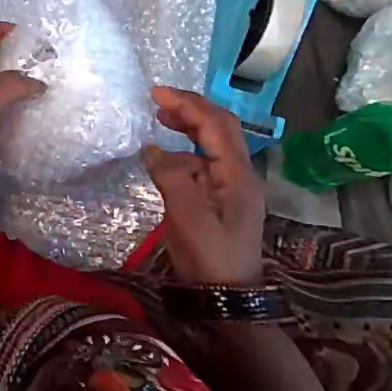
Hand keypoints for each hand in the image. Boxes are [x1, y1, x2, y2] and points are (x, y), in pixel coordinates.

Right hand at [141, 85, 266, 285]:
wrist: (227, 296)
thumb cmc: (209, 257)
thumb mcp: (187, 217)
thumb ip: (171, 177)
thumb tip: (151, 149)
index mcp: (237, 173)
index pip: (215, 124)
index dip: (187, 104)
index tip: (156, 94)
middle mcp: (240, 173)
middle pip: (219, 128)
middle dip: (190, 109)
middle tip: (157, 100)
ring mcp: (233, 186)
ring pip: (213, 144)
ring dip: (189, 127)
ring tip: (160, 119)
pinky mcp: (223, 199)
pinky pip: (205, 164)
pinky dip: (185, 151)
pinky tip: (166, 157)